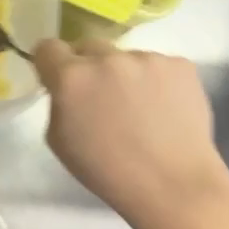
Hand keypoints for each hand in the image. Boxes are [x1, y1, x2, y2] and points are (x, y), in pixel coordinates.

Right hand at [34, 39, 228, 220]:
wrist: (170, 181)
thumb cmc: (104, 170)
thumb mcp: (58, 141)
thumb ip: (59, 104)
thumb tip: (69, 90)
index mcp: (72, 78)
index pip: (48, 48)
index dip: (48, 63)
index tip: (54, 78)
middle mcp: (108, 58)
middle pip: (88, 47)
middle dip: (86, 67)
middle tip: (97, 98)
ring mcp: (148, 58)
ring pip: (125, 58)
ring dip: (122, 75)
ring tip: (136, 109)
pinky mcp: (181, 64)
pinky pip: (157, 66)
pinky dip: (154, 82)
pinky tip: (160, 109)